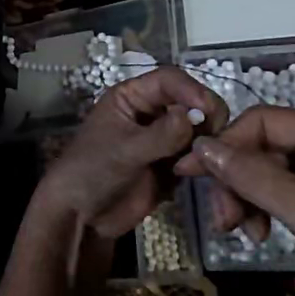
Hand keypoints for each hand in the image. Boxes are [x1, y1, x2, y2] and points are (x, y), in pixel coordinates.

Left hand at [36, 66, 228, 237]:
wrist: (81, 216)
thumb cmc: (91, 173)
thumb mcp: (124, 150)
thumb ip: (161, 134)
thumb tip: (192, 116)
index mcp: (130, 97)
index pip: (169, 80)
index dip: (191, 90)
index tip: (208, 111)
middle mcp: (149, 113)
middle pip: (190, 102)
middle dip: (205, 117)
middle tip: (213, 139)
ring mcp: (162, 139)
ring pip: (198, 130)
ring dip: (206, 143)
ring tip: (200, 162)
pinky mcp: (170, 165)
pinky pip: (197, 156)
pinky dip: (202, 162)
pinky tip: (198, 173)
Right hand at [175, 106, 294, 295]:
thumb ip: (258, 179)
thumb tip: (202, 147)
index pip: (266, 121)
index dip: (227, 143)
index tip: (191, 173)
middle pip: (260, 146)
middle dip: (233, 178)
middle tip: (222, 219)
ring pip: (260, 171)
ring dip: (240, 198)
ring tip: (235, 231)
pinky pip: (271, 194)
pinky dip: (255, 211)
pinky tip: (254, 236)